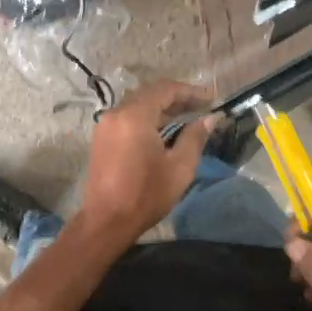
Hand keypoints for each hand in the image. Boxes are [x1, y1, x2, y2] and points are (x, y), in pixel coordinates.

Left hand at [78, 81, 214, 240]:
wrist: (106, 220)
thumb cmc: (146, 195)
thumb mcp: (179, 168)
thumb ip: (194, 138)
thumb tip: (209, 119)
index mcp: (134, 116)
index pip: (165, 89)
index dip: (190, 92)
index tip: (210, 99)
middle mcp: (115, 114)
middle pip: (149, 94)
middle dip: (176, 98)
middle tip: (200, 108)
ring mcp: (105, 126)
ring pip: (136, 105)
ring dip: (161, 108)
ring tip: (185, 119)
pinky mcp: (101, 139)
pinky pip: (126, 118)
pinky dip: (146, 119)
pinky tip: (163, 131)